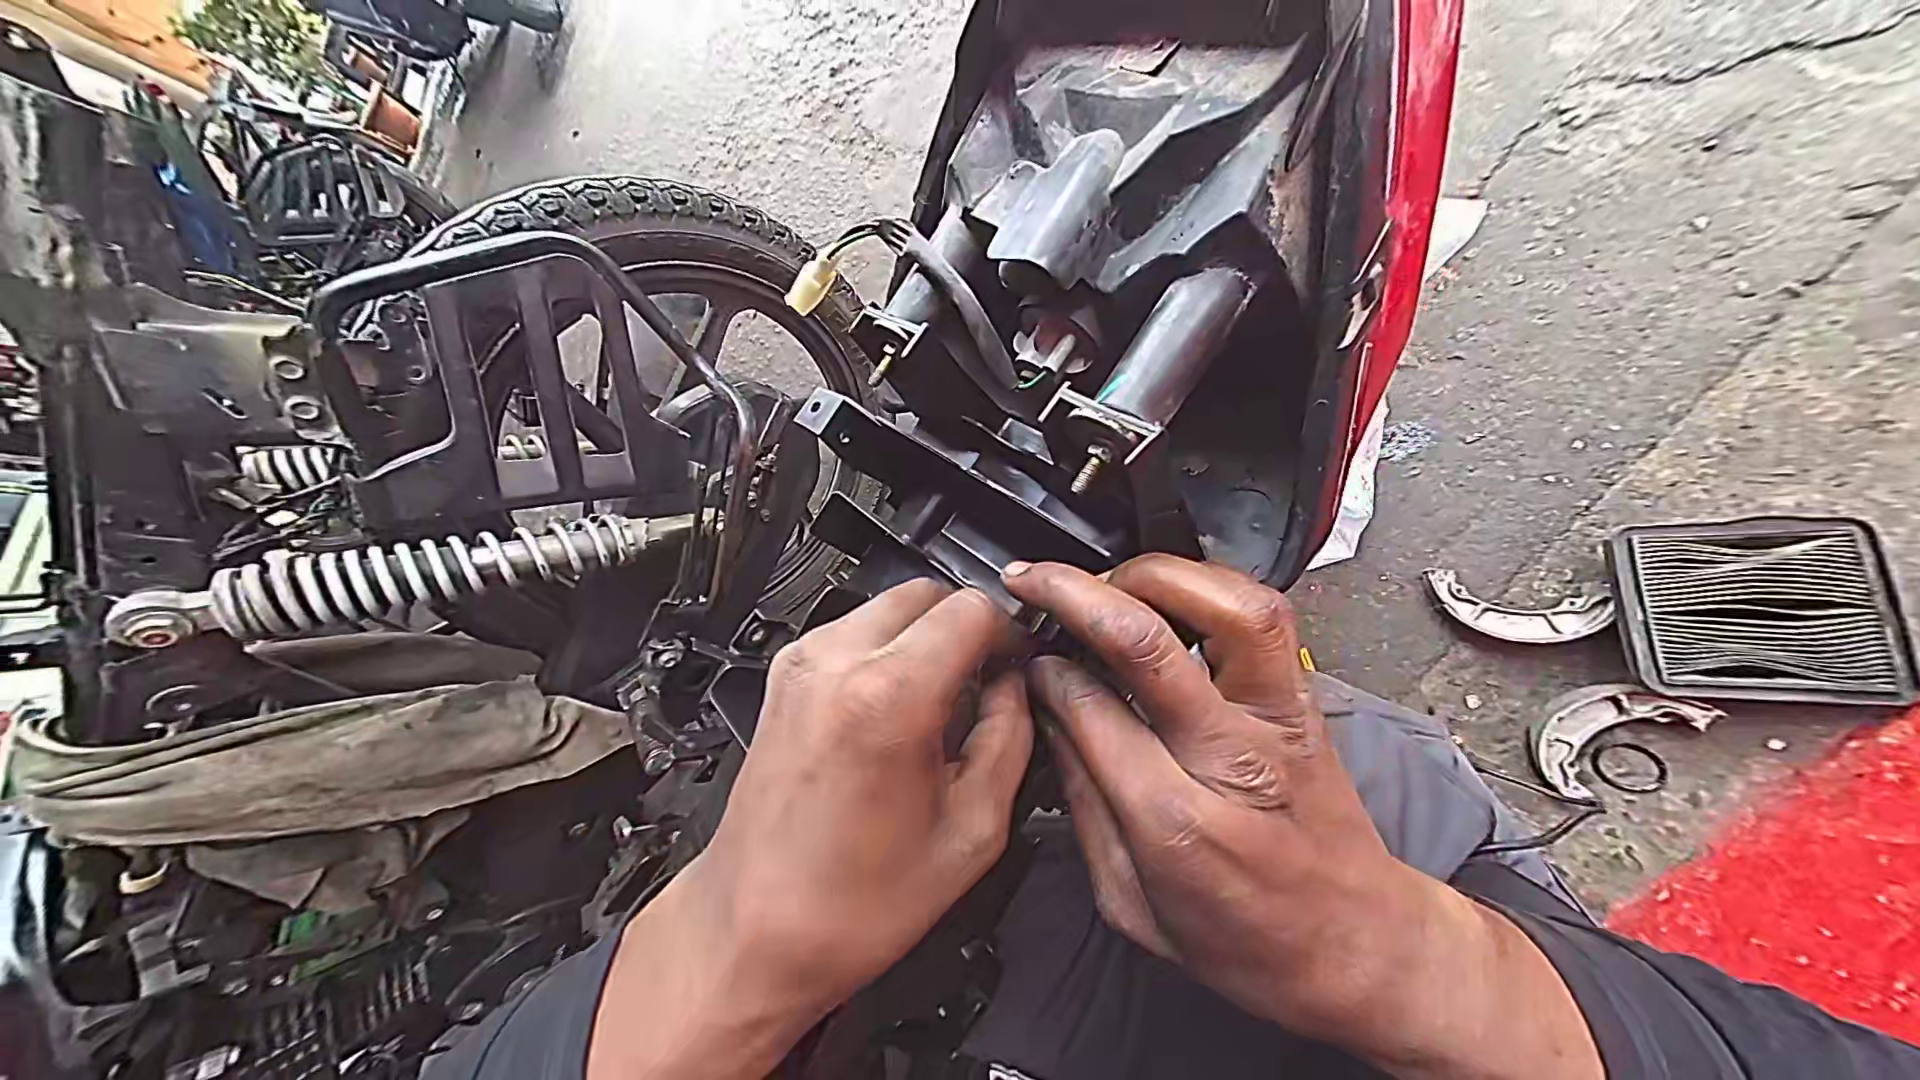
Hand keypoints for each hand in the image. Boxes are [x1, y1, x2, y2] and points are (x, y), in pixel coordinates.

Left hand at [589, 580, 1032, 1079]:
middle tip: (987, 674)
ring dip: (930, 635)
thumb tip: (1015, 687)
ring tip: (943, 699)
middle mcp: (836, 664)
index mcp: (887, 697)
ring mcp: (805, 664)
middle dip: (969, 625)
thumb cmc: (846, 902)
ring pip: (893, 604)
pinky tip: (902, 703)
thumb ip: (1010, 735)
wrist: (753, 926)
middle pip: (931, 593)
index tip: (1014, 659)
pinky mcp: (788, 674)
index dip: (1007, 631)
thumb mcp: (971, 828)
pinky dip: (892, 647)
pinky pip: (858, 629)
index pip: (972, 608)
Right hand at [1006, 556, 1600, 1079]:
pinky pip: (1264, 612)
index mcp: (1178, 825)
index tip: (1029, 659)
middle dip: (1075, 595)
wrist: (1356, 945)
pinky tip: (1165, 589)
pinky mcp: (1300, 698)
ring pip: (1226, 608)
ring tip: (1104, 577)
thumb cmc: (1247, 941)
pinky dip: (1207, 582)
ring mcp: (1279, 718)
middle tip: (1034, 579)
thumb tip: (1048, 709)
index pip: (1091, 709)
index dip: (1047, 671)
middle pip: (1149, 645)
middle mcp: (1235, 757)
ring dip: (1151, 575)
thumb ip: (1082, 801)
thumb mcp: (1130, 903)